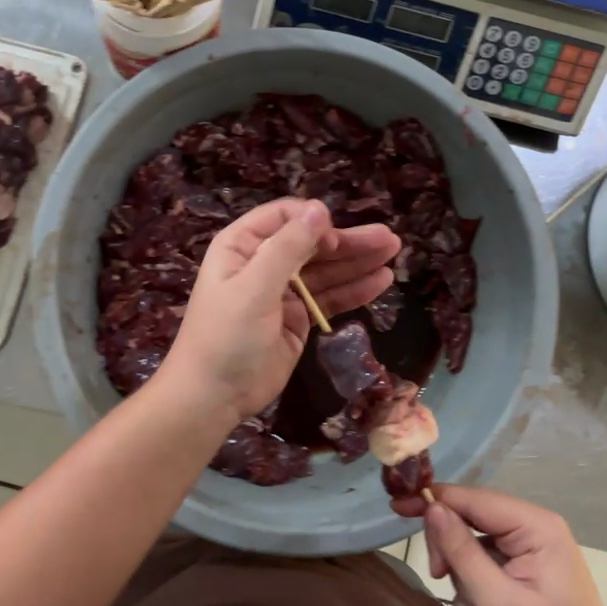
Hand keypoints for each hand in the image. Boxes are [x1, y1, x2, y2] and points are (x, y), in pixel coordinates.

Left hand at [160, 198, 399, 421]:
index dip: (313, 222)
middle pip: (312, 243)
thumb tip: (319, 209)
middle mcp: (263, 263)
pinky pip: (329, 298)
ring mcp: (282, 292)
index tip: (337, 237)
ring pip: (326, 270)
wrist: (213, 396)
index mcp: (242, 246)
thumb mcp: (254, 287)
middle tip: (389, 239)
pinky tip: (381, 281)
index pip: (284, 217)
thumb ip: (288, 248)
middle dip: (348, 241)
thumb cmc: (226, 335)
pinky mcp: (298, 319)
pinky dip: (354, 289)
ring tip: (393, 252)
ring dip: (358, 262)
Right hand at [395, 485, 606, 605]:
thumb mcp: (498, 602)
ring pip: (471, 548)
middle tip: (439, 577)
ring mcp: (528, 553)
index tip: (396, 507)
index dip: (434, 500)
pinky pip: (483, 568)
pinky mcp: (523, 574)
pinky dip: (477, 594)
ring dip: (466, 581)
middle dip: (452, 552)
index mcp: (536, 526)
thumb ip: (462, 551)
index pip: (474, 498)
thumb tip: (431, 507)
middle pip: (469, 519)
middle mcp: (533, 530)